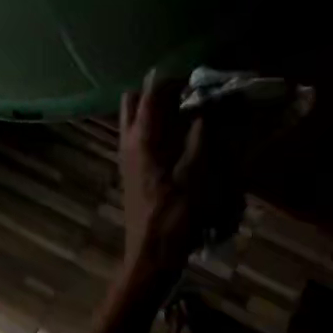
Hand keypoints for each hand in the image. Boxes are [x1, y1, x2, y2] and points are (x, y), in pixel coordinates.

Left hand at [118, 73, 218, 278]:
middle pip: (133, 101)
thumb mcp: (198, 176)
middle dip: (157, 92)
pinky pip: (138, 138)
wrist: (152, 255)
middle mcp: (128, 142)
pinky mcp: (131, 171)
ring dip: (155, 111)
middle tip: (186, 95)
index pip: (152, 93)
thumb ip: (202, 138)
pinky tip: (179, 141)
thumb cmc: (176, 216)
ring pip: (133, 120)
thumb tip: (206, 112)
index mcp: (143, 138)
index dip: (174, 80)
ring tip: (185, 115)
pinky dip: (156, 130)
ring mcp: (126, 157)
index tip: (197, 77)